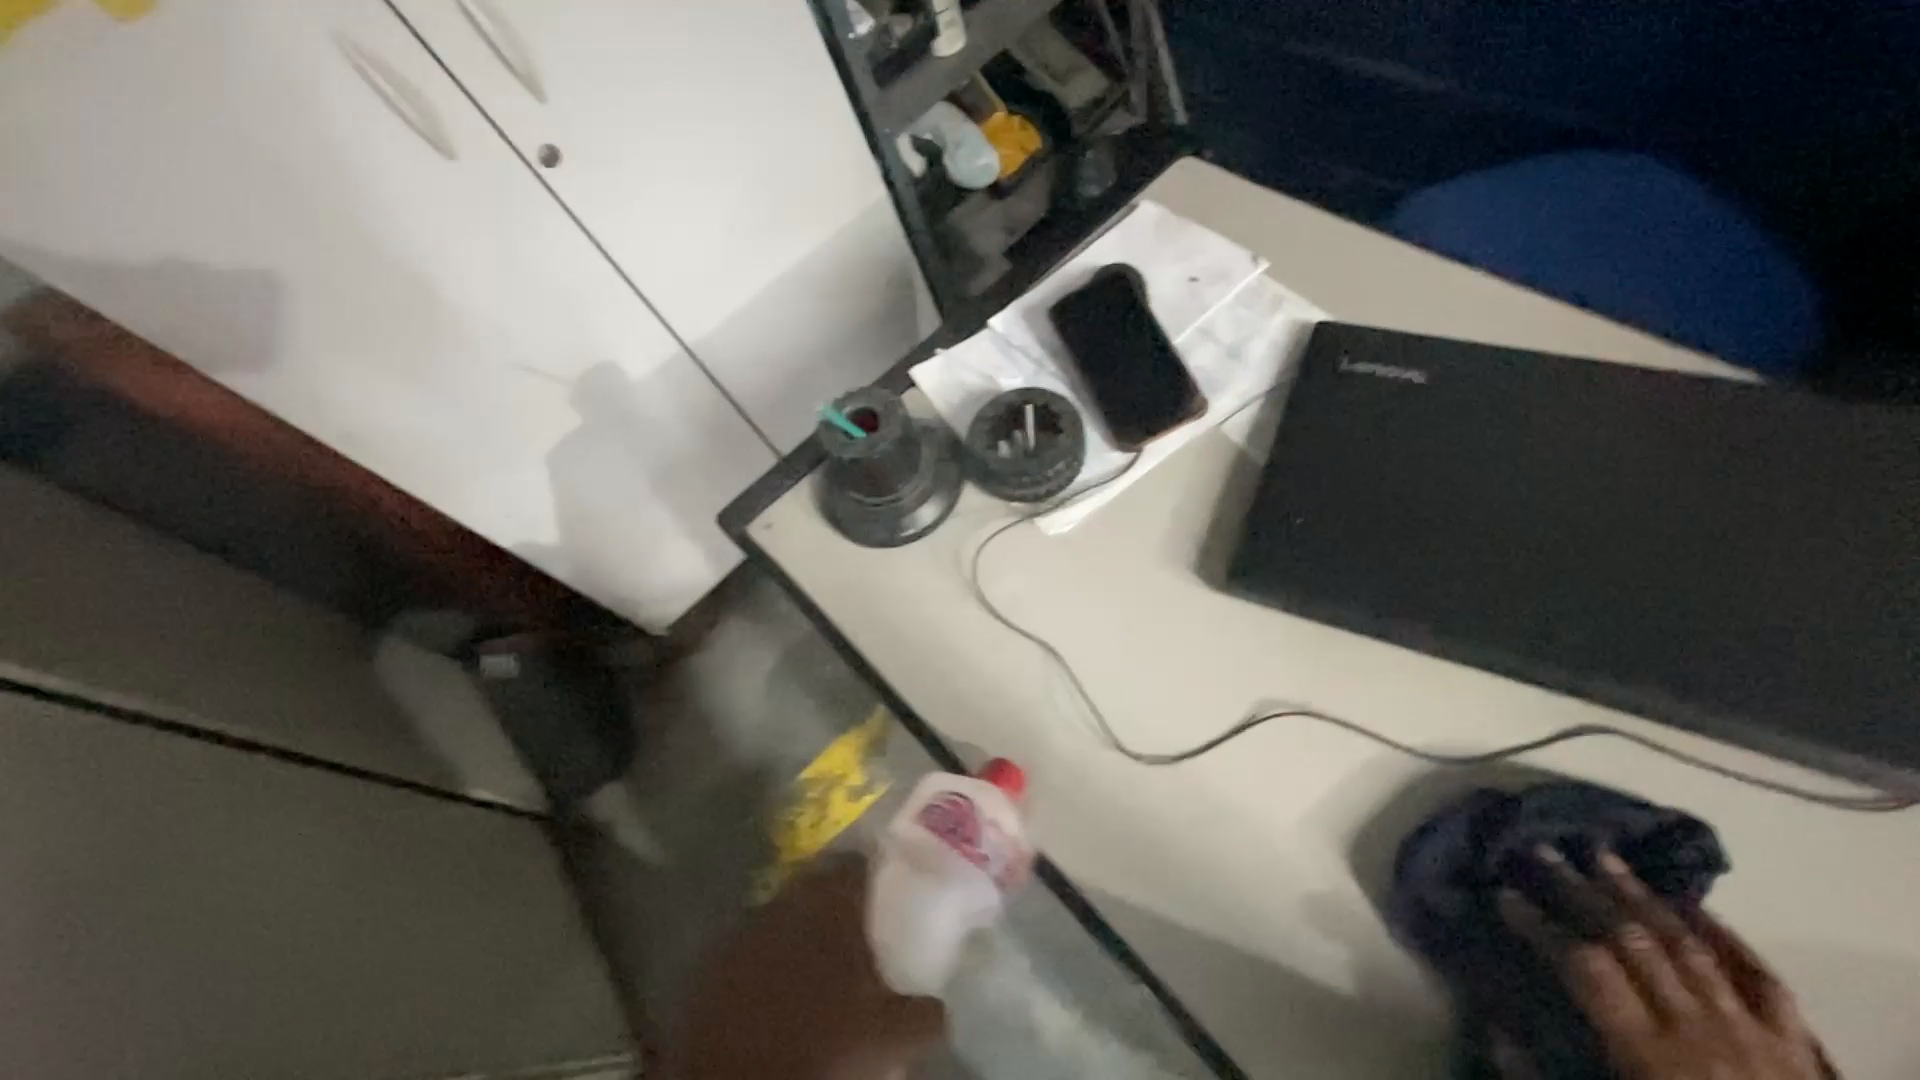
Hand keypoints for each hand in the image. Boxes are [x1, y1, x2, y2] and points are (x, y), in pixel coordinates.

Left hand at [666, 854, 947, 1079]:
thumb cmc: (821, 1045)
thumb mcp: (889, 1036)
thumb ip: (924, 1014)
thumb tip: (942, 1009)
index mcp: (830, 905)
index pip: (856, 863)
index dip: (874, 870)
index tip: (889, 885)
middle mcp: (786, 904)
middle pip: (816, 884)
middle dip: (836, 901)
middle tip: (858, 927)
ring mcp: (744, 930)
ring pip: (781, 914)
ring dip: (800, 929)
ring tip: (818, 961)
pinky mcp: (714, 963)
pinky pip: (750, 947)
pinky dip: (767, 958)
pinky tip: (778, 987)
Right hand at [1502, 847, 1826, 1079]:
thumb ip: (1546, 1078)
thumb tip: (1494, 1031)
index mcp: (1647, 1053)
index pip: (1584, 967)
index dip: (1541, 925)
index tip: (1505, 893)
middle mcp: (1696, 1027)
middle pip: (1632, 941)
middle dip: (1582, 891)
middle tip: (1543, 850)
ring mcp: (1750, 1030)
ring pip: (1689, 946)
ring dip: (1642, 896)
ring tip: (1606, 856)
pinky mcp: (1794, 1043)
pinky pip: (1762, 980)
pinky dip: (1727, 938)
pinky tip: (1695, 905)